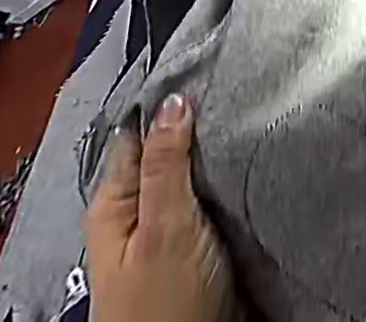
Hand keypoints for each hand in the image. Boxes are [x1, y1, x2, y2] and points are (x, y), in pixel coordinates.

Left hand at [85, 95, 236, 321]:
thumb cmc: (163, 305)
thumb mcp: (163, 228)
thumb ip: (167, 164)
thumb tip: (173, 100)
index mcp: (115, 201)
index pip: (140, 131)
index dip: (169, 101)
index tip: (206, 67)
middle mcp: (138, 206)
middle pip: (169, 148)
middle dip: (198, 122)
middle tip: (237, 85)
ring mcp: (168, 222)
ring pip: (193, 169)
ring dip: (216, 148)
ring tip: (249, 109)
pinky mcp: (198, 236)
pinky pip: (211, 191)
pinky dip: (227, 172)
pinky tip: (249, 154)